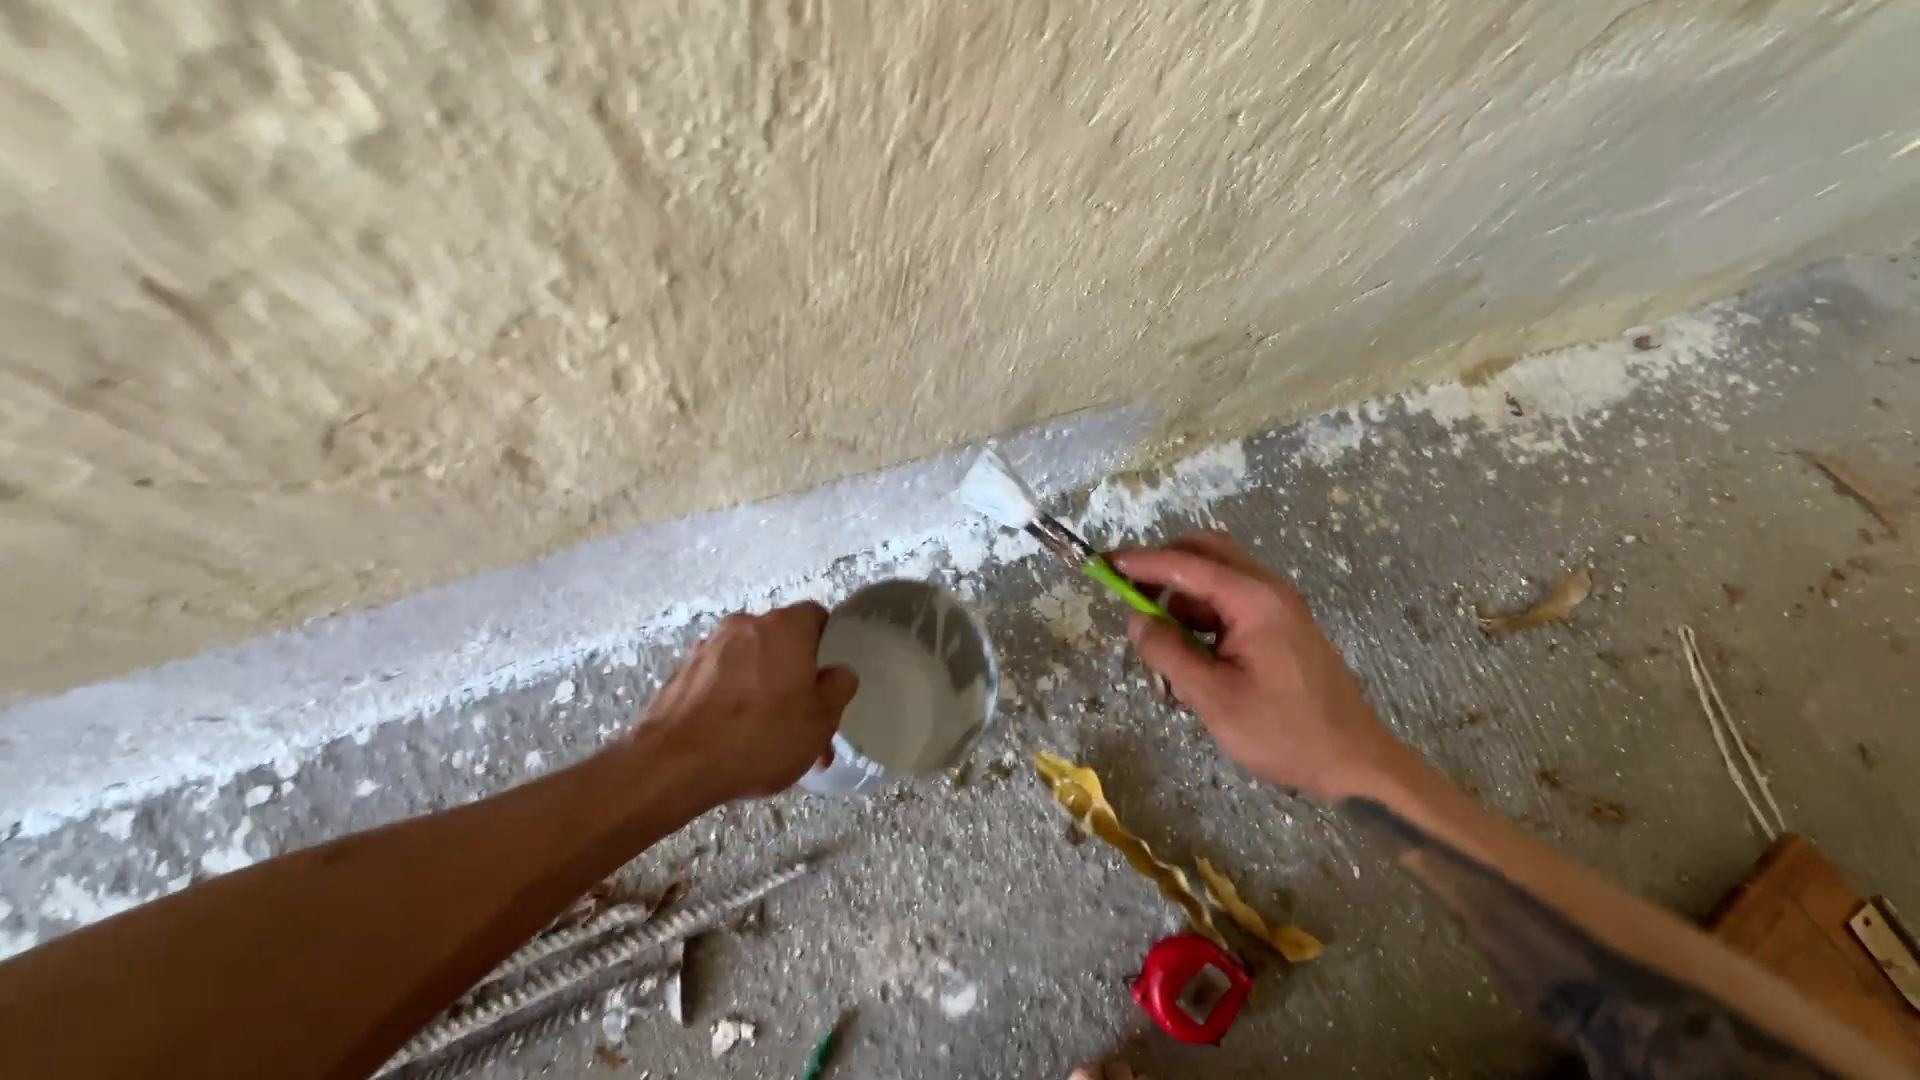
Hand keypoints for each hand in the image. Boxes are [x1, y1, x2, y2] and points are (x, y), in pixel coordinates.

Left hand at [635, 602, 858, 802]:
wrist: (674, 764)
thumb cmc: (761, 735)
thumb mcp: (821, 720)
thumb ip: (838, 688)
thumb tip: (838, 672)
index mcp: (785, 627)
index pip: (816, 617)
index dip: (827, 645)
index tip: (828, 680)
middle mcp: (744, 625)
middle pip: (781, 645)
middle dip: (795, 680)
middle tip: (805, 726)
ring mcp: (707, 648)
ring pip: (749, 666)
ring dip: (763, 694)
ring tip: (769, 744)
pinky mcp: (680, 675)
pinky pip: (720, 684)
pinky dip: (731, 704)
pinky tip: (734, 742)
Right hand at [1111, 531, 1397, 798]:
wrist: (1353, 763)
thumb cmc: (1283, 732)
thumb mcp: (1214, 697)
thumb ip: (1168, 652)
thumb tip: (1136, 620)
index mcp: (1254, 600)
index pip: (1186, 564)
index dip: (1141, 562)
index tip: (1103, 564)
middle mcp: (1267, 591)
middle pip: (1205, 553)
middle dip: (1163, 569)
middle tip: (1133, 600)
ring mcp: (1275, 608)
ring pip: (1214, 580)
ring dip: (1181, 602)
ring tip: (1164, 654)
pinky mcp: (1277, 629)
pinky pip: (1228, 606)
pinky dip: (1201, 621)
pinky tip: (1191, 663)